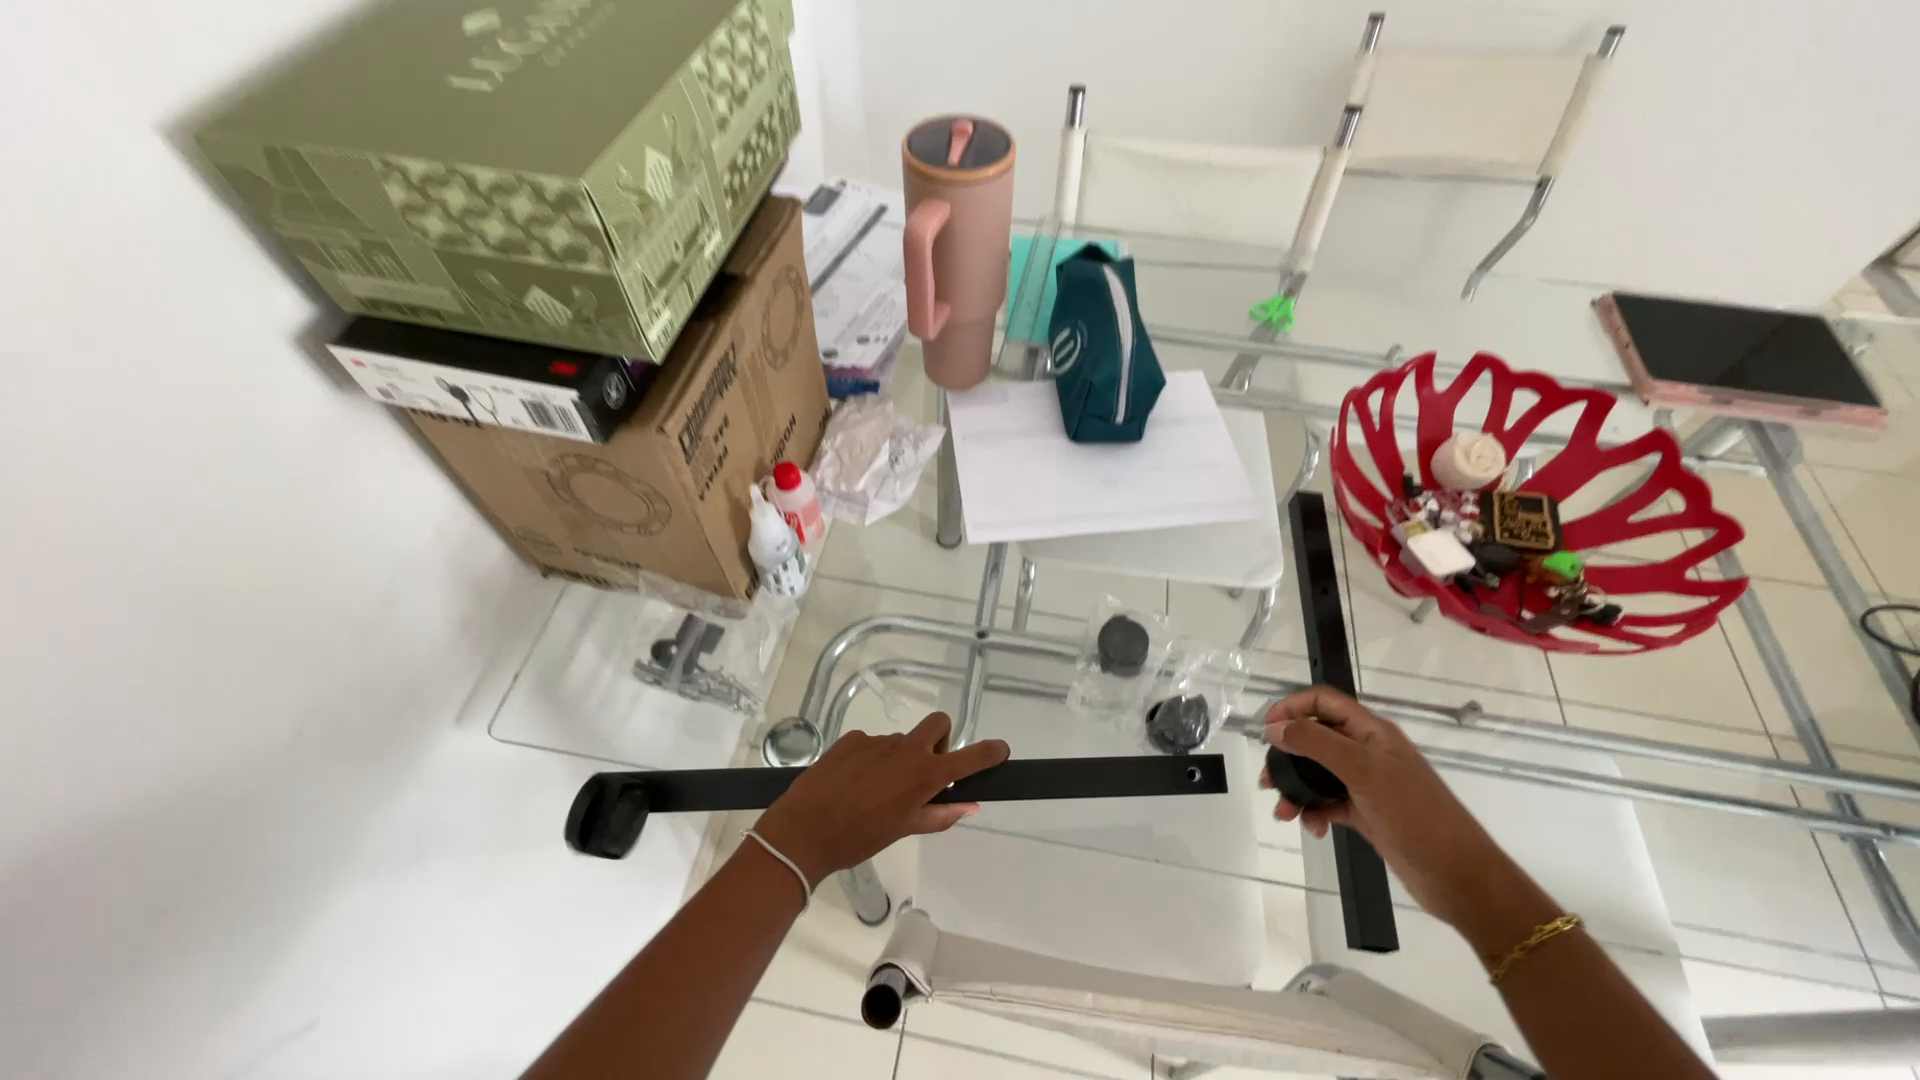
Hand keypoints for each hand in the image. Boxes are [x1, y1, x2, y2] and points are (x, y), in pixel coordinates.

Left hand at [753, 712, 1009, 886]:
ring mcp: (876, 741)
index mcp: (923, 775)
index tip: (1000, 749)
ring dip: (900, 758)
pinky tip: (853, 782)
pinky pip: (872, 743)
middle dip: (941, 740)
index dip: (989, 752)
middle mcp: (905, 750)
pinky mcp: (850, 739)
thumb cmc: (859, 838)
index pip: (969, 758)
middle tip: (925, 770)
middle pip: (938, 724)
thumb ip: (939, 814)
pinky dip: (872, 759)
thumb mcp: (904, 830)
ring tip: (876, 790)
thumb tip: (969, 806)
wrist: (804, 832)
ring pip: (901, 741)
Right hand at [1261, 686, 1513, 933]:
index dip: (1292, 708)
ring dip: (1295, 789)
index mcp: (1372, 732)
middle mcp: (1368, 752)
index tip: (1267, 730)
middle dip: (1287, 755)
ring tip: (1283, 812)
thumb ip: (1316, 743)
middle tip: (1266, 779)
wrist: (1458, 875)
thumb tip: (1274, 727)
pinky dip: (1314, 812)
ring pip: (1318, 774)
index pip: (1324, 702)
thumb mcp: (1362, 771)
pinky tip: (1312, 828)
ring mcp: (1368, 784)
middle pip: (1316, 738)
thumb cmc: (1414, 814)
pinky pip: (1328, 803)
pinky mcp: (1366, 813)